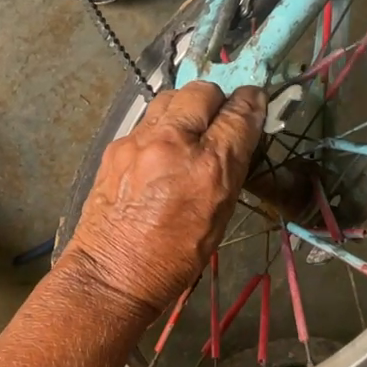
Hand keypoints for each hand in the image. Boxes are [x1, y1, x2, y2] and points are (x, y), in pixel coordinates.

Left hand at [61, 81, 264, 316]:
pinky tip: (159, 150)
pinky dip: (159, 127)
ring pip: (169, 98)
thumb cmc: (173, 258)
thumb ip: (229, 169)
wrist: (111, 274)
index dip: (251, 104)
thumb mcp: (218, 216)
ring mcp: (139, 141)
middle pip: (202, 92)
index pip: (239, 113)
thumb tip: (238, 138)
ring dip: (184, 108)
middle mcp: (173, 143)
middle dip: (216, 100)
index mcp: (209, 166)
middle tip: (218, 118)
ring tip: (187, 130)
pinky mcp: (115, 147)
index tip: (254, 102)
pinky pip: (145, 122)